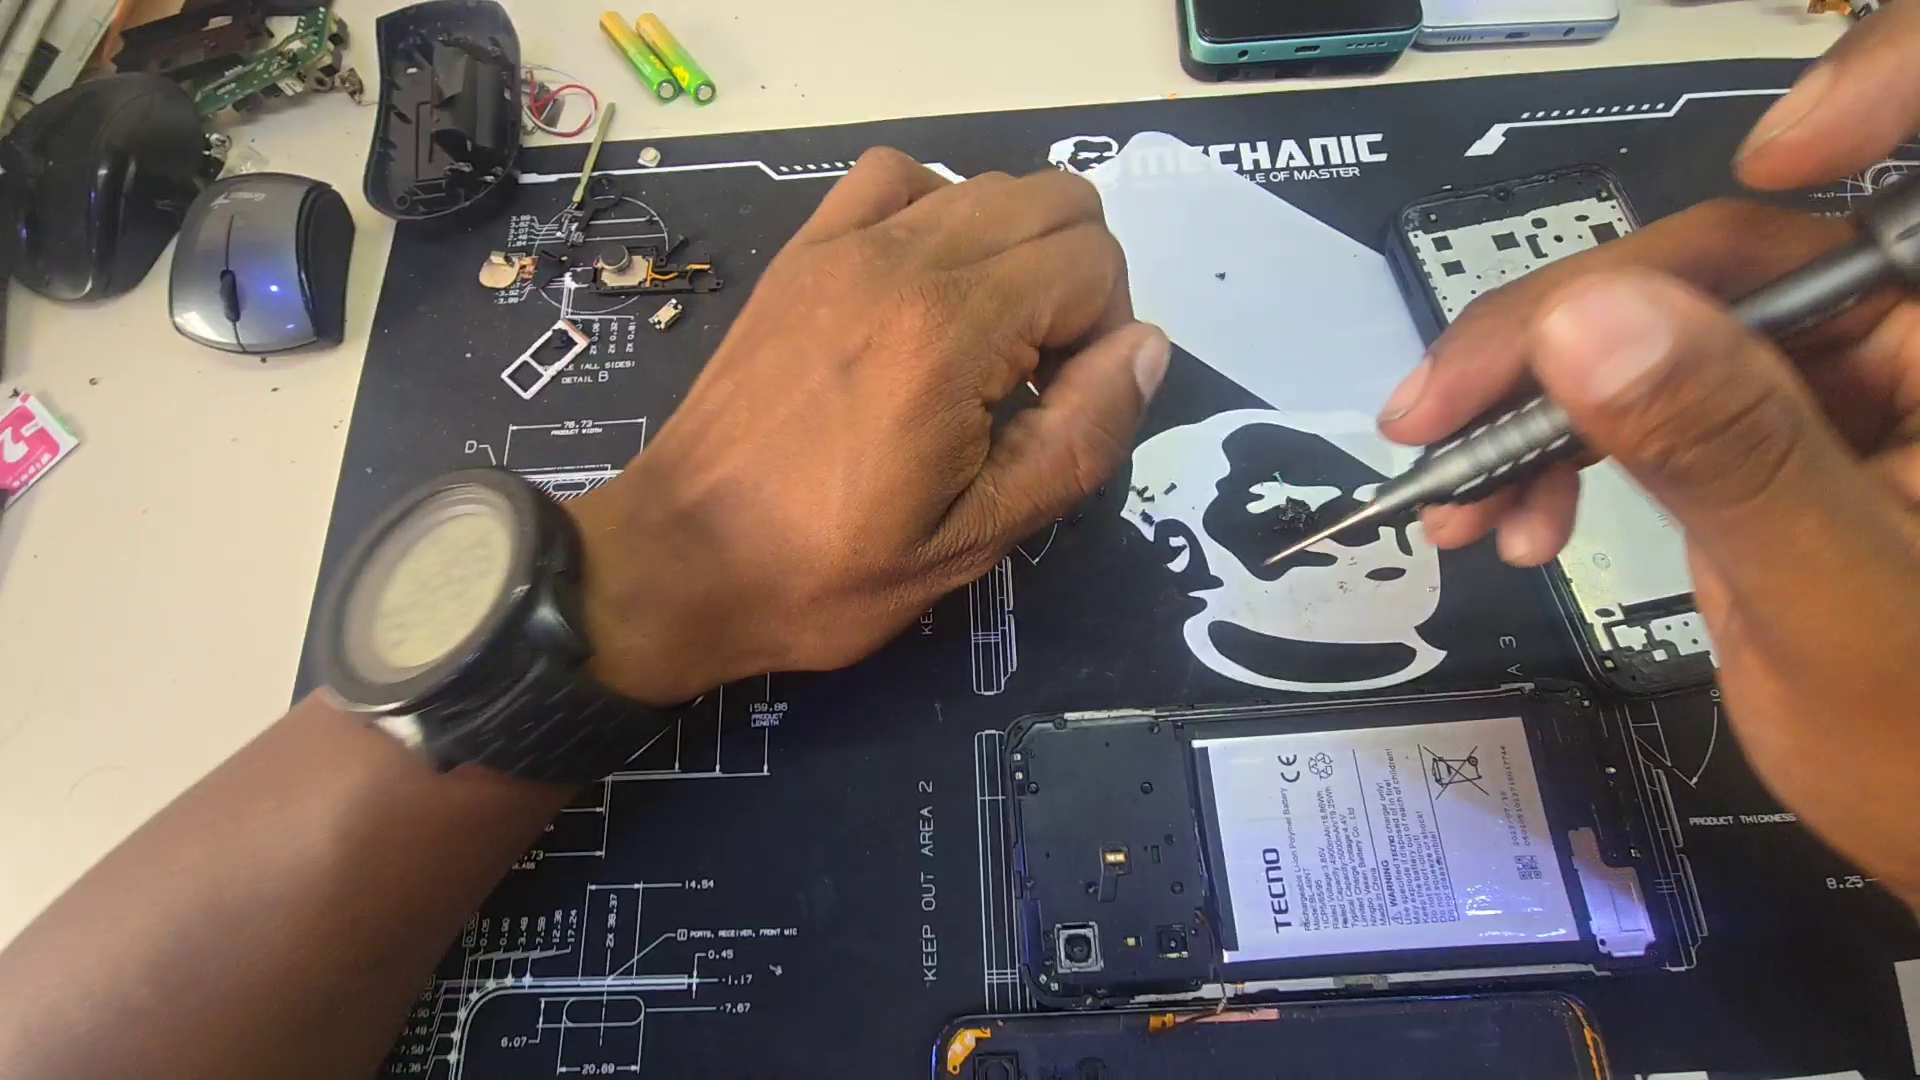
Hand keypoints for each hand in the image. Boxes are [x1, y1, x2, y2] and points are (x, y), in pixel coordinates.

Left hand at [565, 148, 1169, 705]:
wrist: (685, 559)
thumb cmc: (829, 571)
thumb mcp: (976, 537)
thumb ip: (1078, 439)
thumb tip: (1146, 348)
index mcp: (952, 335)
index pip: (1094, 267)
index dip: (1106, 339)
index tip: (1060, 408)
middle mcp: (903, 261)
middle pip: (1056, 205)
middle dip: (1077, 288)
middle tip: (1036, 380)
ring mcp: (844, 245)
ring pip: (988, 186)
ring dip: (1018, 254)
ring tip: (984, 343)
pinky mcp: (804, 254)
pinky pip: (898, 180)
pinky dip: (940, 215)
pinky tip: (927, 287)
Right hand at [1375, 3, 1919, 901]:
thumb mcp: (1831, 600)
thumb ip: (1721, 450)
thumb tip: (1580, 319)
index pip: (1894, 203)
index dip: (1887, 91)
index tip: (1775, 150)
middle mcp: (1896, 344)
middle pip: (1707, 272)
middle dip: (1548, 343)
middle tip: (1426, 419)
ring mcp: (1809, 392)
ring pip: (1631, 346)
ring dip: (1517, 419)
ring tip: (1453, 505)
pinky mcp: (1740, 439)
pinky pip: (1616, 411)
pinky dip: (1538, 458)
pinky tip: (1499, 519)